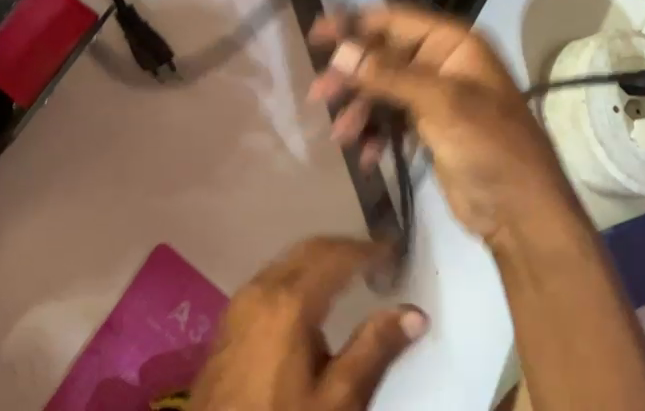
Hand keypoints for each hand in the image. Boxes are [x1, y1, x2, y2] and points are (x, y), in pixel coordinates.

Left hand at [192, 237, 427, 409]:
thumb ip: (374, 350)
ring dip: (321, 259)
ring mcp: (241, 301)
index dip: (368, 250)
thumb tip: (413, 313)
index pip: (335, 257)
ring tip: (354, 274)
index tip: (396, 249)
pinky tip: (315, 297)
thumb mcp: (337, 398)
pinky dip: (299, 274)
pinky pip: (271, 278)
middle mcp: (261, 288)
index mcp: (289, 301)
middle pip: (309, 250)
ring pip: (288, 261)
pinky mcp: (231, 317)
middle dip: (345, 249)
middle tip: (380, 259)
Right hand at [309, 5, 560, 242]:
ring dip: (359, 109)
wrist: (523, 215)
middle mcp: (442, 63)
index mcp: (453, 44)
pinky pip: (391, 119)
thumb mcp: (441, 104)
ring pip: (382, 89)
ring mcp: (436, 97)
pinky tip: (366, 156)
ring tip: (340, 135)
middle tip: (319, 93)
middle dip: (352, 75)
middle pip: (383, 55)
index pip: (394, 20)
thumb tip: (339, 51)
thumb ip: (387, 74)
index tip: (317, 36)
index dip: (354, 24)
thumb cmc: (490, 147)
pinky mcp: (430, 129)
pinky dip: (375, 133)